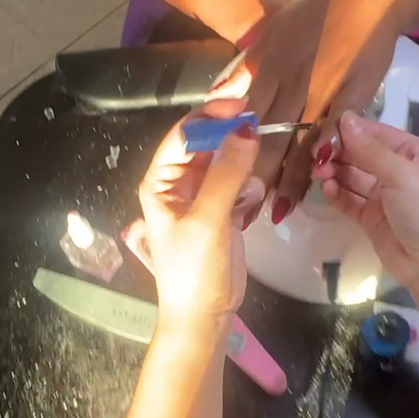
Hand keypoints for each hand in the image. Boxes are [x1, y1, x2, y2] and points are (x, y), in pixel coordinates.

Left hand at [130, 99, 264, 331]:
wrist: (204, 316)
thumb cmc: (194, 271)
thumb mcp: (208, 221)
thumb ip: (226, 174)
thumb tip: (247, 128)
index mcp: (161, 181)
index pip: (185, 134)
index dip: (211, 115)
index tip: (243, 101)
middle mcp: (179, 183)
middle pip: (206, 141)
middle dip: (230, 130)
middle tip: (257, 112)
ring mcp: (202, 195)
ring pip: (226, 158)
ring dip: (242, 162)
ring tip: (249, 182)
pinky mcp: (223, 209)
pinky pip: (239, 180)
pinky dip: (248, 186)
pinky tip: (250, 206)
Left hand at [214, 0, 415, 224]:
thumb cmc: (318, 11)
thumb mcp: (273, 32)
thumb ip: (246, 68)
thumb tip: (217, 96)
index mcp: (266, 70)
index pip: (240, 120)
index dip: (227, 154)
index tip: (215, 185)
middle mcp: (288, 84)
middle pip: (264, 140)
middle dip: (250, 181)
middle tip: (240, 216)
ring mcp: (320, 91)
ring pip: (296, 143)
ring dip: (285, 181)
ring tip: (274, 213)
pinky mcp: (351, 95)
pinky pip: (332, 132)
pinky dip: (321, 157)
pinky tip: (314, 182)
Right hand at [311, 110, 418, 294]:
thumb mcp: (402, 174)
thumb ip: (370, 149)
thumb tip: (345, 118)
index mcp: (417, 154)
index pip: (379, 134)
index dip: (352, 131)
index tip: (323, 129)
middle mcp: (400, 172)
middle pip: (362, 154)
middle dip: (339, 153)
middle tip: (315, 155)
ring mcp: (385, 197)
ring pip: (353, 177)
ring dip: (335, 172)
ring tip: (319, 173)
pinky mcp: (372, 219)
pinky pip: (350, 200)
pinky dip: (337, 194)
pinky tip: (327, 189)